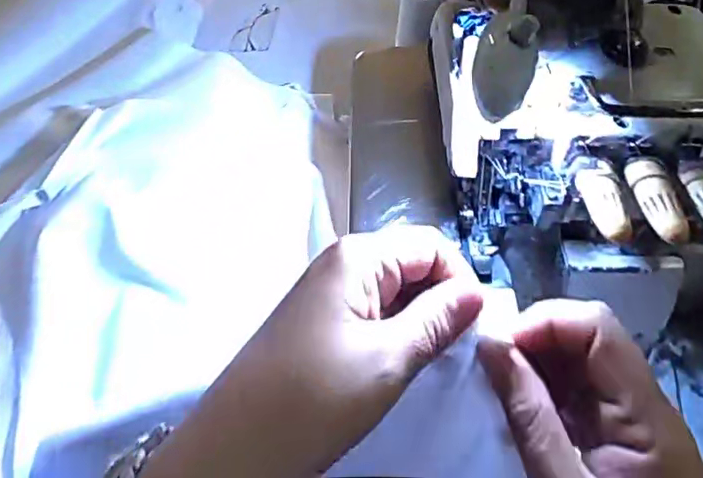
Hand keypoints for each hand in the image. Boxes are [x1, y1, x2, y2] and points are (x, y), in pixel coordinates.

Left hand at [146, 226, 486, 477]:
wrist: (224, 459)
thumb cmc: (310, 404)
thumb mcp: (387, 362)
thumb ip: (438, 320)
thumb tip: (479, 293)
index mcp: (359, 255)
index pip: (431, 245)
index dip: (460, 279)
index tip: (474, 326)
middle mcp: (342, 260)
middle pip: (412, 261)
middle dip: (441, 298)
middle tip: (454, 348)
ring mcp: (326, 289)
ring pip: (394, 288)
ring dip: (418, 316)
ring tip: (428, 359)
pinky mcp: (317, 319)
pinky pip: (371, 308)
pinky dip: (393, 329)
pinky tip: (395, 362)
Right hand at [479, 300, 702, 477]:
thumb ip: (529, 415)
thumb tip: (492, 346)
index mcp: (649, 417)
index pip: (600, 329)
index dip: (549, 322)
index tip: (502, 346)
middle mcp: (652, 408)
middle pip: (596, 340)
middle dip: (541, 340)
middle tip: (494, 364)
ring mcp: (643, 426)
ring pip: (590, 365)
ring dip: (544, 364)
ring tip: (503, 382)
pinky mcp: (630, 443)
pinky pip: (590, 397)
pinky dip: (555, 392)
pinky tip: (525, 405)